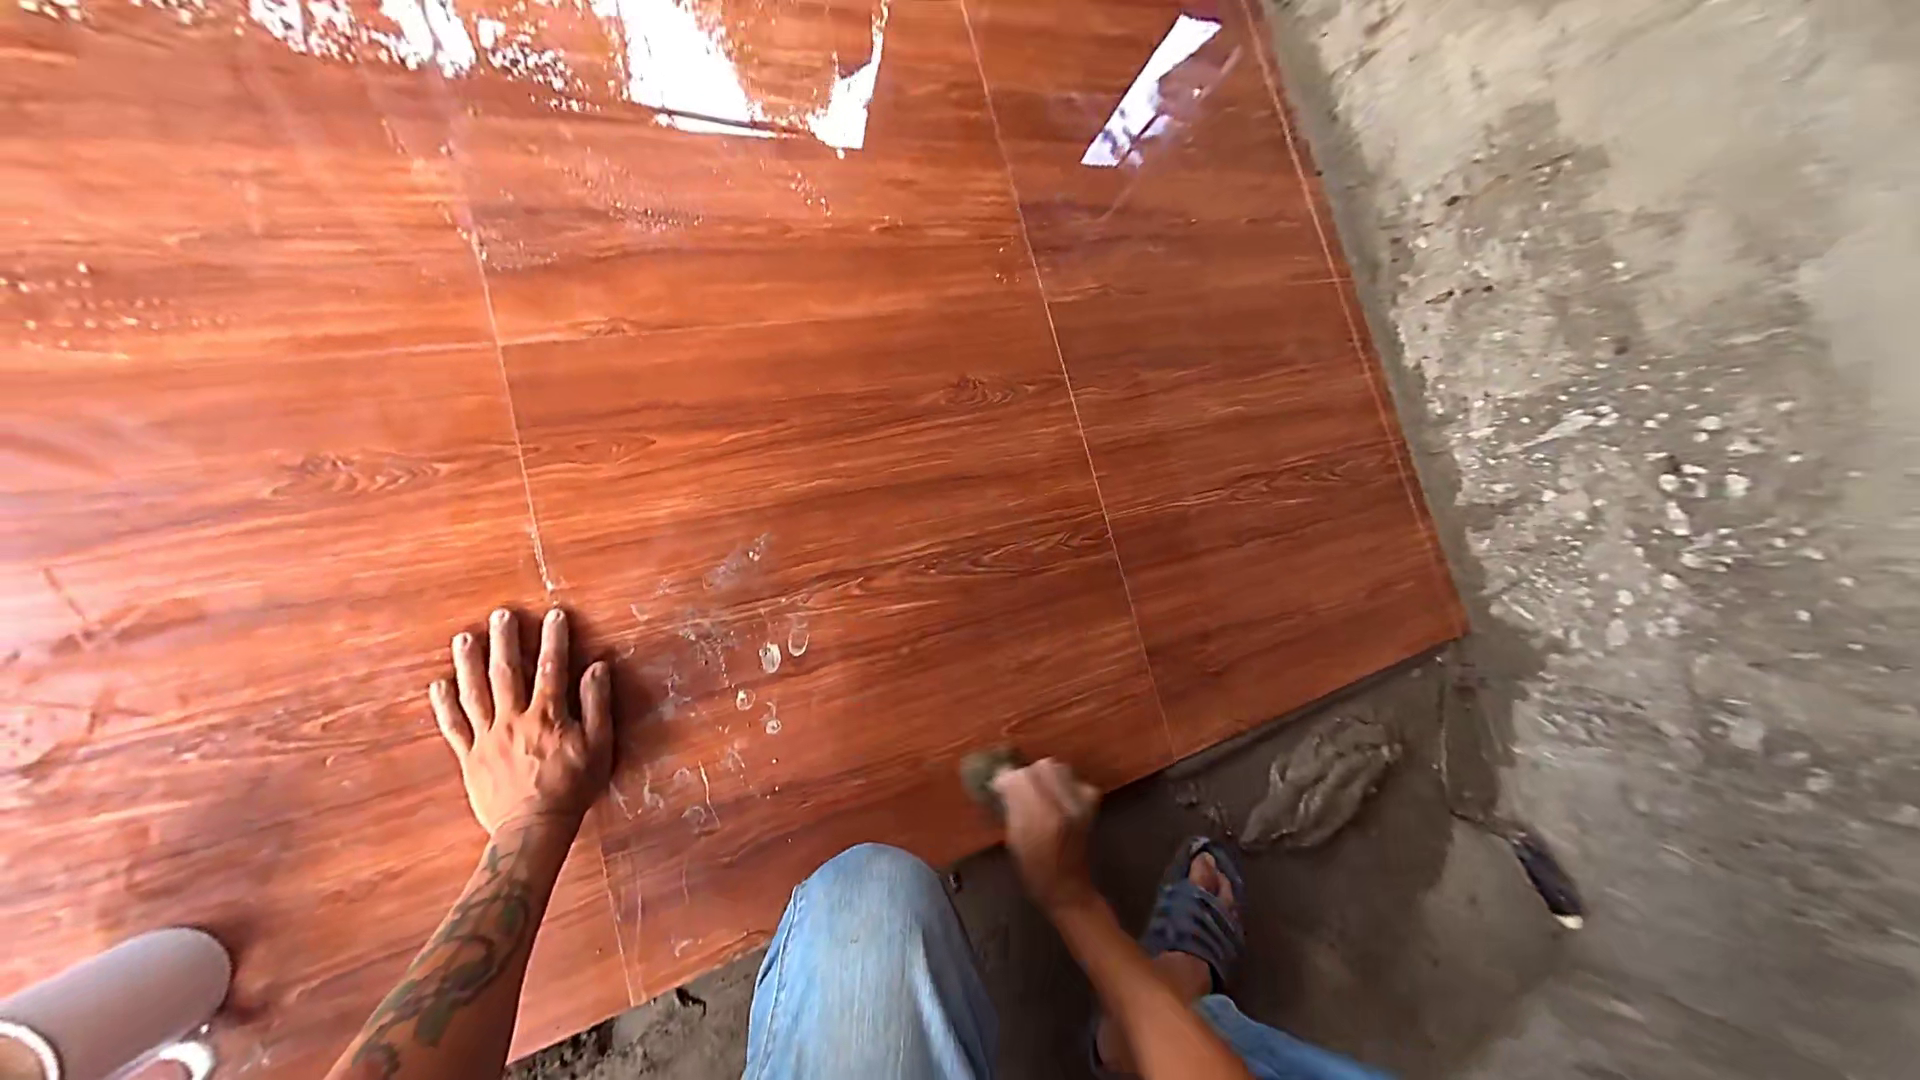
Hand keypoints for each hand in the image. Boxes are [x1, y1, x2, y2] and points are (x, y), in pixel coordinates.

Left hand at [428, 607, 613, 835]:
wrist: (533, 827)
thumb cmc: (574, 785)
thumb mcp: (599, 744)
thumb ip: (597, 703)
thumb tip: (597, 667)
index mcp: (548, 715)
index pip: (551, 667)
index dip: (554, 639)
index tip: (553, 615)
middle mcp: (513, 720)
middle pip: (507, 673)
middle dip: (505, 641)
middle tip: (501, 615)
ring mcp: (487, 738)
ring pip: (474, 693)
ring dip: (469, 663)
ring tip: (465, 638)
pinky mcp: (470, 757)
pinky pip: (453, 726)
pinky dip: (444, 704)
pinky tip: (439, 684)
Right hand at [993, 758, 1100, 913]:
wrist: (1068, 888)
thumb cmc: (1033, 870)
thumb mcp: (1013, 839)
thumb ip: (1011, 806)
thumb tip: (1004, 780)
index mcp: (1040, 819)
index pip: (1020, 777)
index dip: (1006, 779)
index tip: (999, 787)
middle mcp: (1064, 806)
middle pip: (1041, 766)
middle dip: (1025, 774)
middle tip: (1017, 789)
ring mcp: (1082, 804)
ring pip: (1058, 767)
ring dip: (1044, 775)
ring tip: (1037, 791)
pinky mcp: (1091, 804)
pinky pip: (1075, 779)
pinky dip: (1064, 783)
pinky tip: (1057, 797)